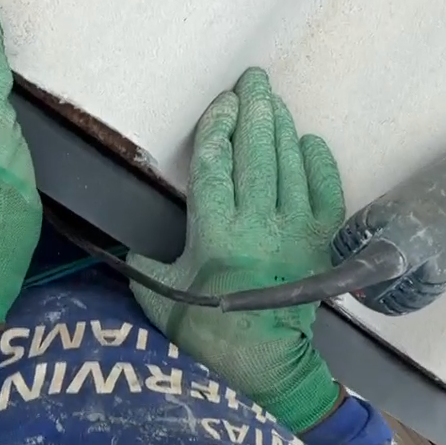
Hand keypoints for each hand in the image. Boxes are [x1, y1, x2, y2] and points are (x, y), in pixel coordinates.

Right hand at [129, 68, 347, 432]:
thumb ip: (140, 259)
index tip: (221, 102)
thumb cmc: (207, 332)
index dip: (217, 127)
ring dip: (281, 127)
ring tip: (273, 99)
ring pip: (289, 165)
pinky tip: (308, 141)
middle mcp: (258, 223)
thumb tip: (120, 236)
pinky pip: (325, 192)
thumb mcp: (158, 295)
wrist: (267, 366)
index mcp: (215, 232)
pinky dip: (319, 163)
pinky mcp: (322, 242)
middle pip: (256, 153)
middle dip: (254, 110)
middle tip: (254, 78)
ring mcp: (296, 230)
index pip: (214, 164)